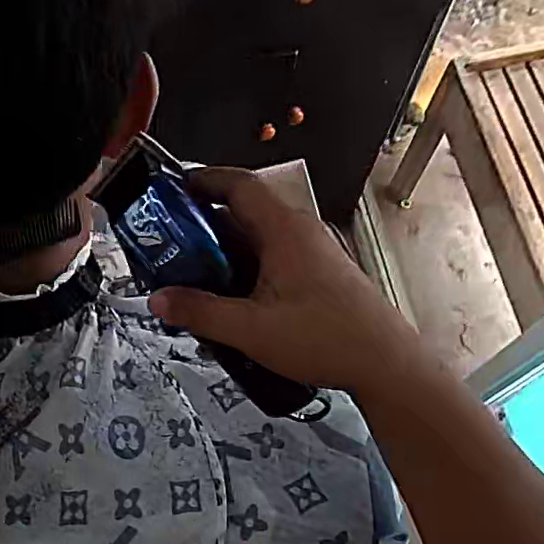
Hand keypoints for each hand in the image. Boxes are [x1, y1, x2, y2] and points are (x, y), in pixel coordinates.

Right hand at [147, 168, 426, 391]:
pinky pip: (273, 262)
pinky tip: (232, 304)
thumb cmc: (326, 338)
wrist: (383, 362)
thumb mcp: (250, 328)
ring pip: (258, 242)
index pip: (238, 184)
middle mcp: (300, 233)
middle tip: (171, 249)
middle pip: (244, 214)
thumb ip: (200, 312)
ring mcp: (312, 254)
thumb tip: (160, 300)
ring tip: (195, 281)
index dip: (202, 181)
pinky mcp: (318, 276)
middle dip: (204, 228)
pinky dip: (247, 272)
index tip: (173, 189)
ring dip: (225, 255)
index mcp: (284, 230)